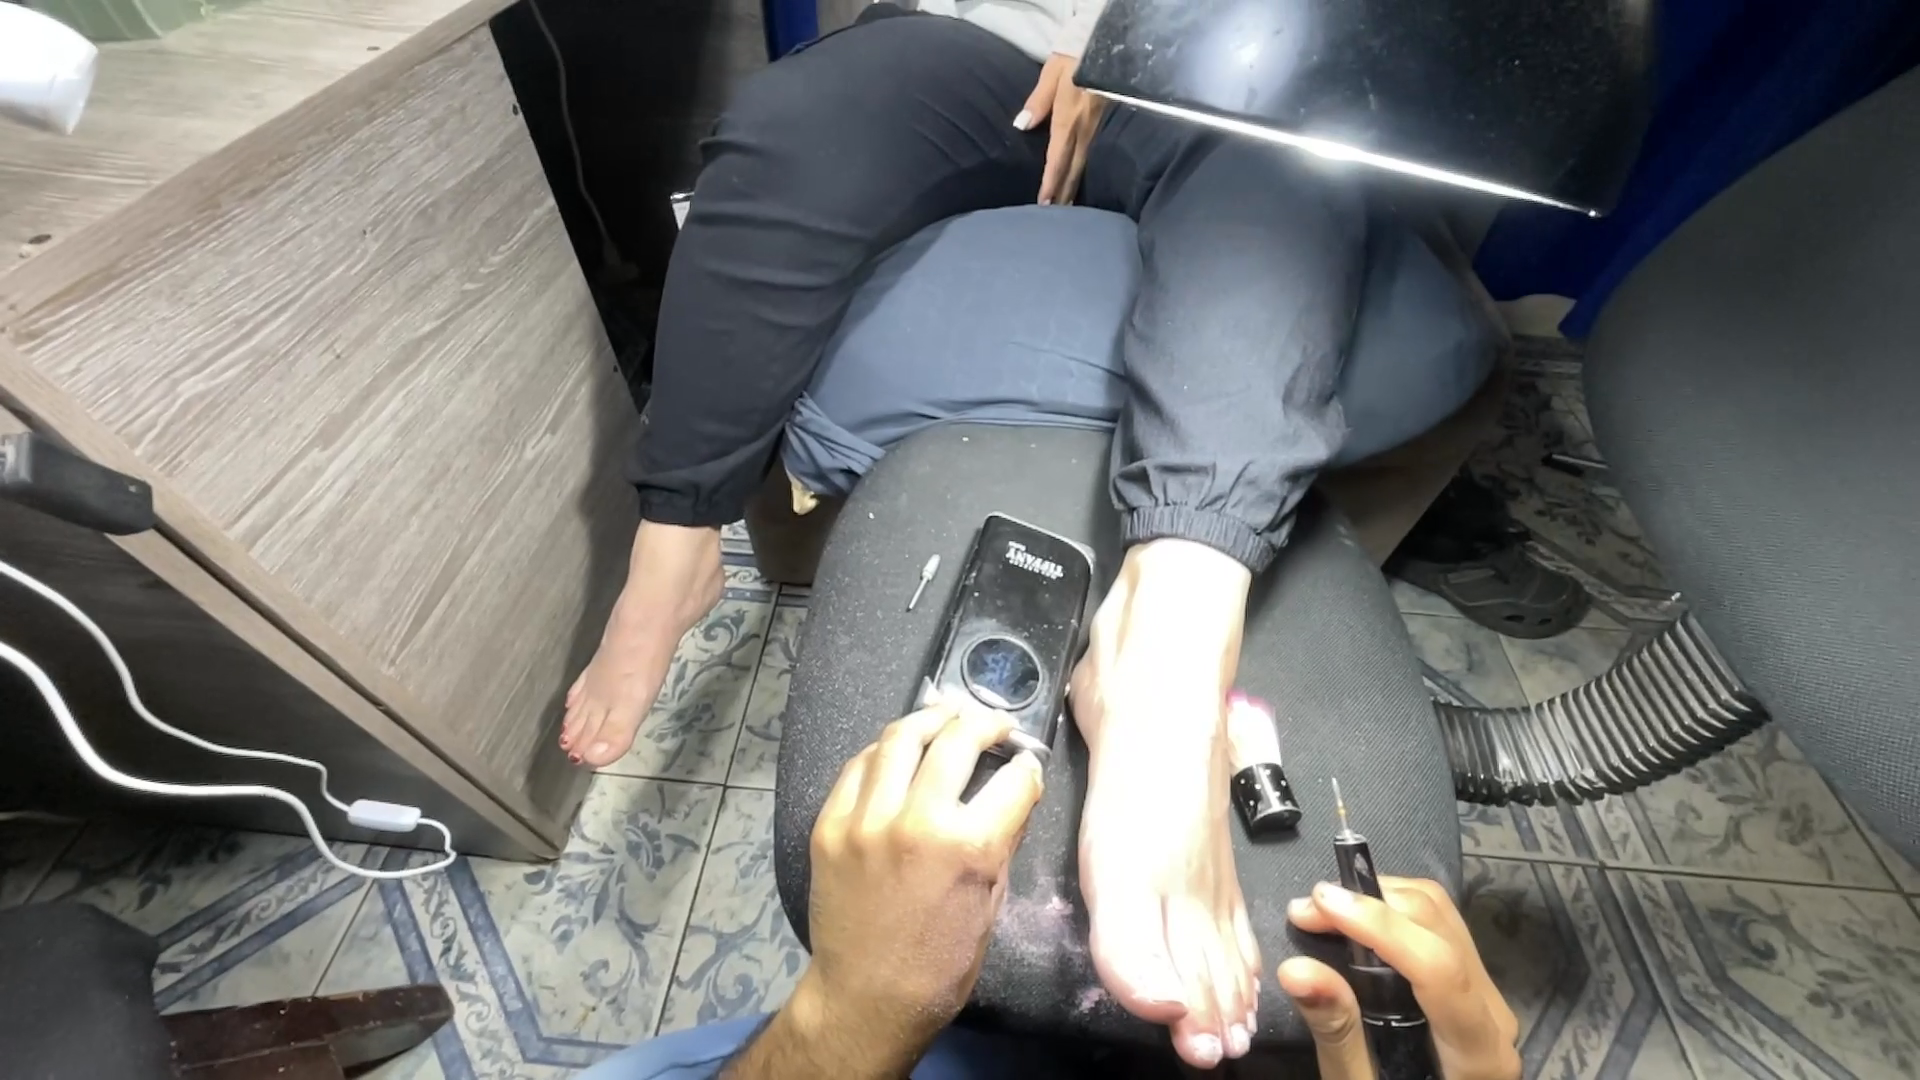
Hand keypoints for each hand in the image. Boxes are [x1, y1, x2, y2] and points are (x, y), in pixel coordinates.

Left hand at [798, 701, 1046, 1073]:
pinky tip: (901, 749)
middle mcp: (916, 821)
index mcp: (967, 847)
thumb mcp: (991, 902)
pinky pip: (860, 764)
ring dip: (932, 718)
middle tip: (993, 723)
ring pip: (901, 737)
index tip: (1025, 761)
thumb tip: (1017, 786)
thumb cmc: (941, 961)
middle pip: (957, 739)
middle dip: (985, 722)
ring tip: (948, 715)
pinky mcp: (830, 823)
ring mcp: (866, 819)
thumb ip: (1003, 837)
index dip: (1026, 767)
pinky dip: (886, 750)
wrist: (865, 998)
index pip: (1013, 780)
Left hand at [1015, 52, 1108, 204]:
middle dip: (1063, 193)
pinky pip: (1093, 154)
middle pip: (1072, 168)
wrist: (1107, 38)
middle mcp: (1085, 128)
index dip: (1051, 182)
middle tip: (1055, 215)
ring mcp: (1097, 127)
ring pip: (1084, 164)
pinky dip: (1084, 171)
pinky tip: (1079, 182)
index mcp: (1069, 118)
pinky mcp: (1104, 123)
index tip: (1044, 203)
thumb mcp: (1052, 73)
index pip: (1057, 158)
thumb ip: (1037, 102)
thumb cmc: (1074, 54)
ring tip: (1067, 207)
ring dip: (1074, 187)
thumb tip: (1022, 125)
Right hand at [1279, 878, 1521, 1079]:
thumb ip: (1336, 1033)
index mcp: (1479, 1053)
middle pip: (1437, 925)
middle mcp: (1495, 1015)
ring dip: (1376, 895)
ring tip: (1323, 911)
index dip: (1379, 924)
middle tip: (1304, 911)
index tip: (1318, 903)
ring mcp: (1487, 996)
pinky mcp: (1472, 985)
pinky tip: (1354, 921)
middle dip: (1366, 902)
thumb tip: (1294, 969)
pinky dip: (1389, 904)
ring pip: (1438, 912)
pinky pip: (1436, 921)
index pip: (1439, 967)